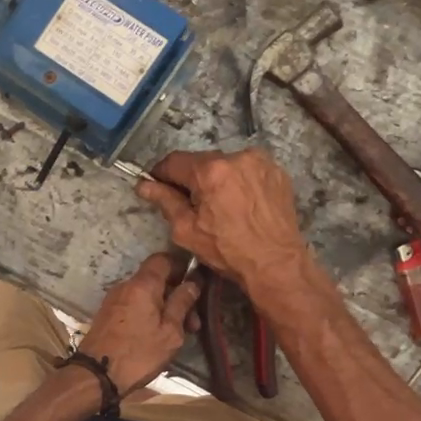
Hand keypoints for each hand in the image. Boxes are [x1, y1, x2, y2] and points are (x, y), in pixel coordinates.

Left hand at [75, 253, 203, 394]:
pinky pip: (134, 306)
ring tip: (180, 333)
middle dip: (177, 295)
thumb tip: (192, 283)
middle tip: (193, 322)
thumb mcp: (169, 332)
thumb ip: (182, 304)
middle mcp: (125, 286)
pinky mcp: (108, 315)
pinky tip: (159, 335)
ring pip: (146, 295)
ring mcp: (114, 300)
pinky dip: (149, 314)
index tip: (196, 284)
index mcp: (142, 285)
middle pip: (155, 279)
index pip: (162, 259)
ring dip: (164, 308)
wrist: (97, 375)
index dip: (181, 266)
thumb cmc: (138, 353)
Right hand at [136, 150, 307, 286]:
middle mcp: (237, 157)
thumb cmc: (228, 250)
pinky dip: (238, 182)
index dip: (161, 173)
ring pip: (225, 164)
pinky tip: (240, 204)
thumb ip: (165, 201)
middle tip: (190, 204)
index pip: (175, 161)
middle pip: (201, 161)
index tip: (156, 186)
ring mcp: (261, 162)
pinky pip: (247, 170)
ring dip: (216, 179)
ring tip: (220, 206)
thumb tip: (143, 185)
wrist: (276, 263)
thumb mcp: (187, 230)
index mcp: (211, 170)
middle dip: (192, 179)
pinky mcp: (277, 172)